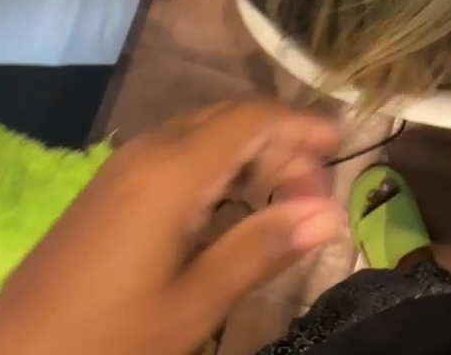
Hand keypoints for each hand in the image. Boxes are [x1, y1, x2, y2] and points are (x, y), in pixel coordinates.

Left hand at [0, 100, 346, 354]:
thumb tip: (330, 213)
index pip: (253, 118)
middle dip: (281, 141)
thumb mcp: (194, 305)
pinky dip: (219, 161)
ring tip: (283, 196)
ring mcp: (125, 163)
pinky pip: (180, 148)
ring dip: (251, 150)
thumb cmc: (108, 343)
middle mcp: (150, 148)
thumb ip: (263, 248)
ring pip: (205, 130)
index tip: (342, 144)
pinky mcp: (111, 184)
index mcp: (174, 169)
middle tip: (315, 191)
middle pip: (232, 117)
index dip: (301, 125)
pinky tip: (231, 201)